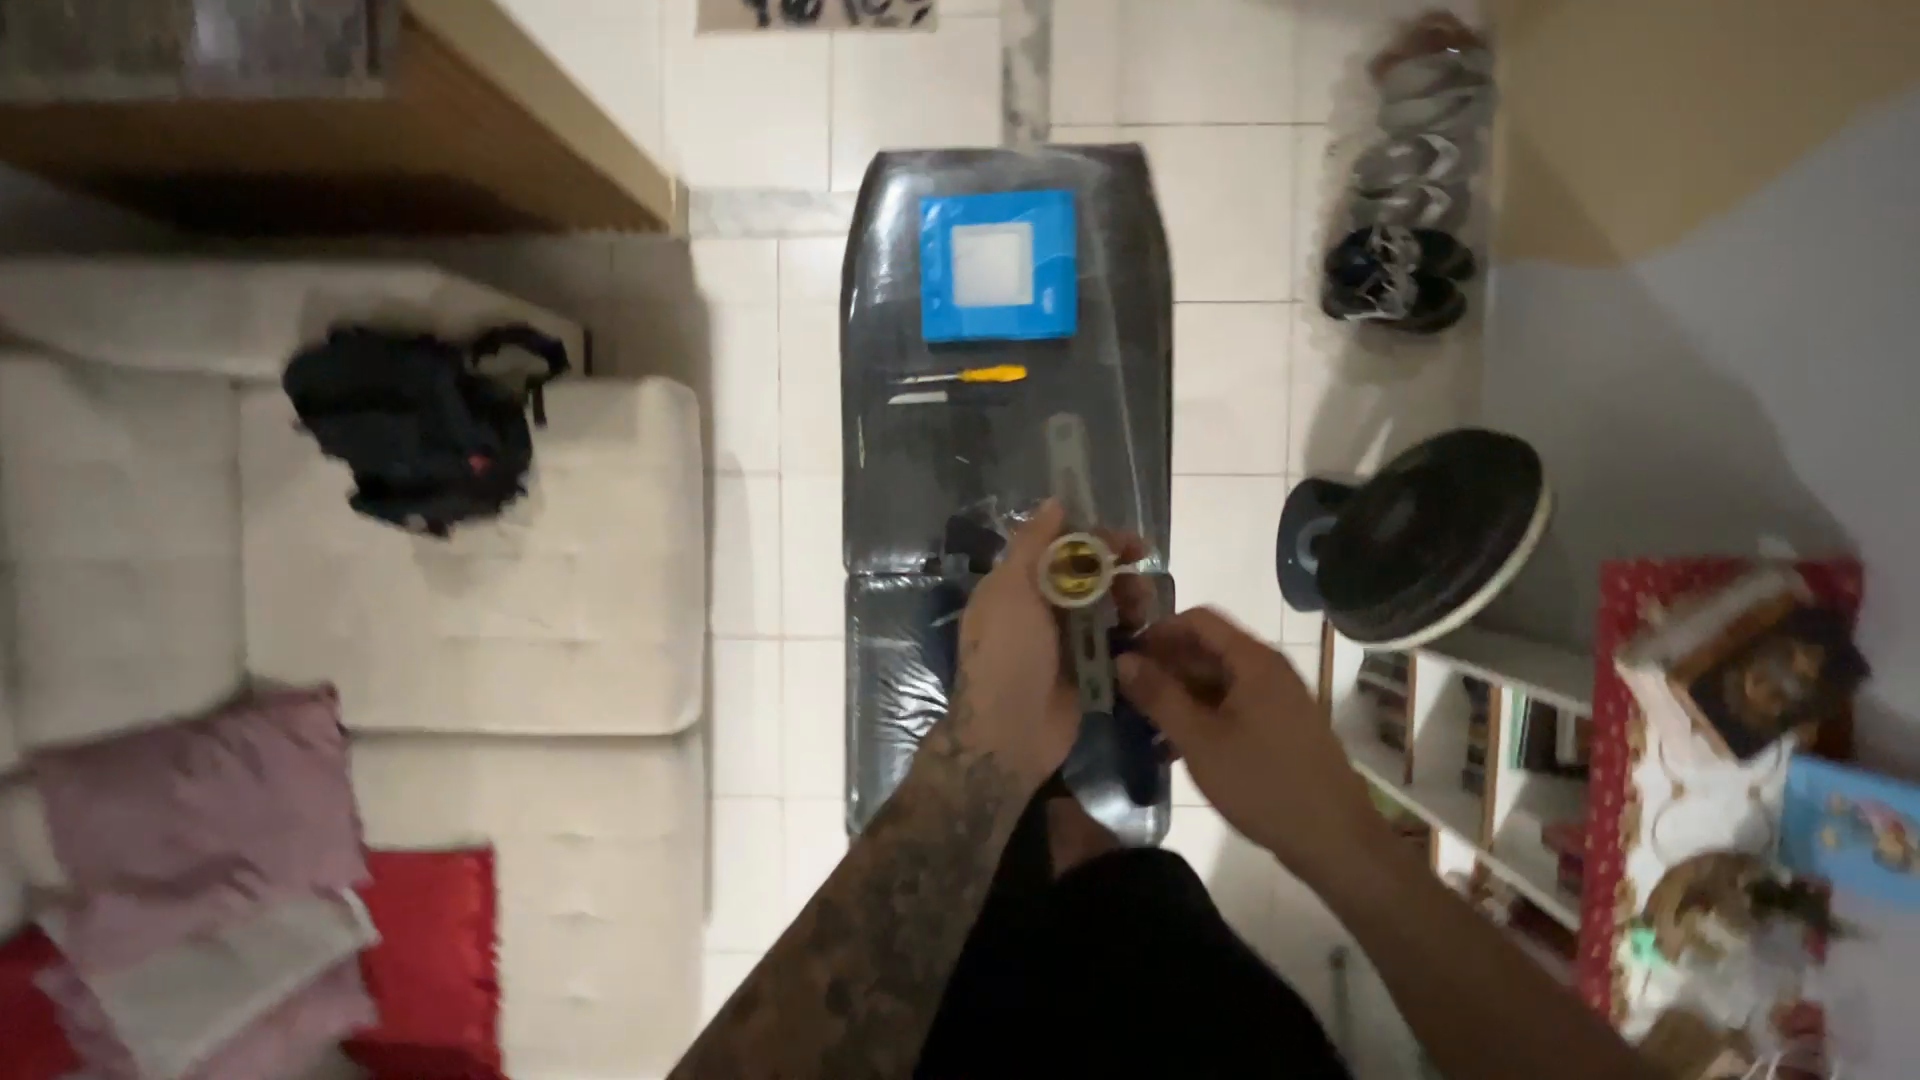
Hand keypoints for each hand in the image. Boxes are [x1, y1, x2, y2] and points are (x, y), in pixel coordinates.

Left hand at [947, 500, 1145, 788]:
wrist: (1010, 733)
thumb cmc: (1008, 654)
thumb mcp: (1010, 590)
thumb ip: (1032, 544)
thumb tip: (1053, 502)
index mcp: (1017, 585)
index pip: (1060, 547)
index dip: (1095, 539)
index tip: (1127, 541)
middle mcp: (1040, 608)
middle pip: (1088, 575)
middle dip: (1117, 568)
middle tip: (1143, 570)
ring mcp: (1064, 640)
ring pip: (1105, 606)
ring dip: (1128, 599)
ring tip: (1141, 609)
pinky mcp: (1086, 669)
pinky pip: (1113, 640)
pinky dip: (1130, 632)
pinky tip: (1145, 632)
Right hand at [1116, 608, 1388, 882]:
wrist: (1334, 841)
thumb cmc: (1262, 784)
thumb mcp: (1199, 740)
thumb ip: (1158, 696)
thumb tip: (1123, 659)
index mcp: (1254, 661)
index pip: (1198, 620)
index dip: (1157, 631)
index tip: (1123, 656)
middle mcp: (1268, 670)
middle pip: (1207, 649)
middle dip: (1164, 665)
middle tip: (1124, 691)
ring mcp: (1277, 699)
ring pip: (1216, 680)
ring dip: (1178, 693)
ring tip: (1141, 720)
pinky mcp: (1278, 727)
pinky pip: (1231, 705)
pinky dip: (1200, 714)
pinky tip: (1172, 744)